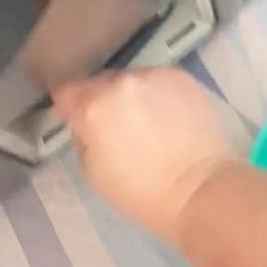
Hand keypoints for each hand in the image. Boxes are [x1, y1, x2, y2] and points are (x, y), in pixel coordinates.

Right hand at [53, 67, 240, 243]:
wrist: (198, 188)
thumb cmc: (140, 190)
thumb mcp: (93, 172)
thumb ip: (83, 138)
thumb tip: (87, 124)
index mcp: (94, 106)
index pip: (68, 92)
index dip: (68, 106)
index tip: (73, 117)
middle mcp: (122, 82)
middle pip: (100, 83)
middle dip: (101, 100)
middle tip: (113, 124)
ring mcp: (154, 75)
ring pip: (131, 80)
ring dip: (131, 96)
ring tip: (145, 121)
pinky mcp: (180, 76)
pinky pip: (158, 81)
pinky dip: (156, 94)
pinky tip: (167, 117)